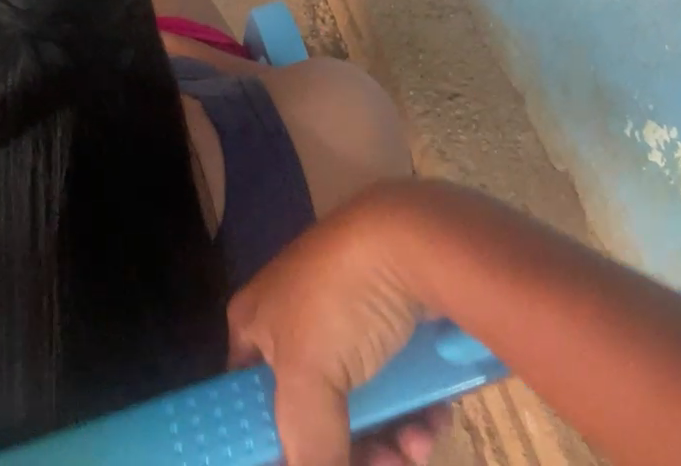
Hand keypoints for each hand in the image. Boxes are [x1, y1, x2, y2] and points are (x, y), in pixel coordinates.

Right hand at [228, 185, 444, 465]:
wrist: (414, 236)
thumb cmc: (341, 299)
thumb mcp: (308, 378)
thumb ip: (306, 449)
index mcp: (255, 323)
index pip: (247, 399)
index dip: (271, 442)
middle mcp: (295, 322)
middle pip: (312, 412)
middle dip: (348, 452)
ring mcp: (347, 321)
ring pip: (361, 405)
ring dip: (390, 441)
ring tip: (416, 450)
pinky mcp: (392, 321)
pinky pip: (395, 383)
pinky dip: (414, 412)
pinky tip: (433, 423)